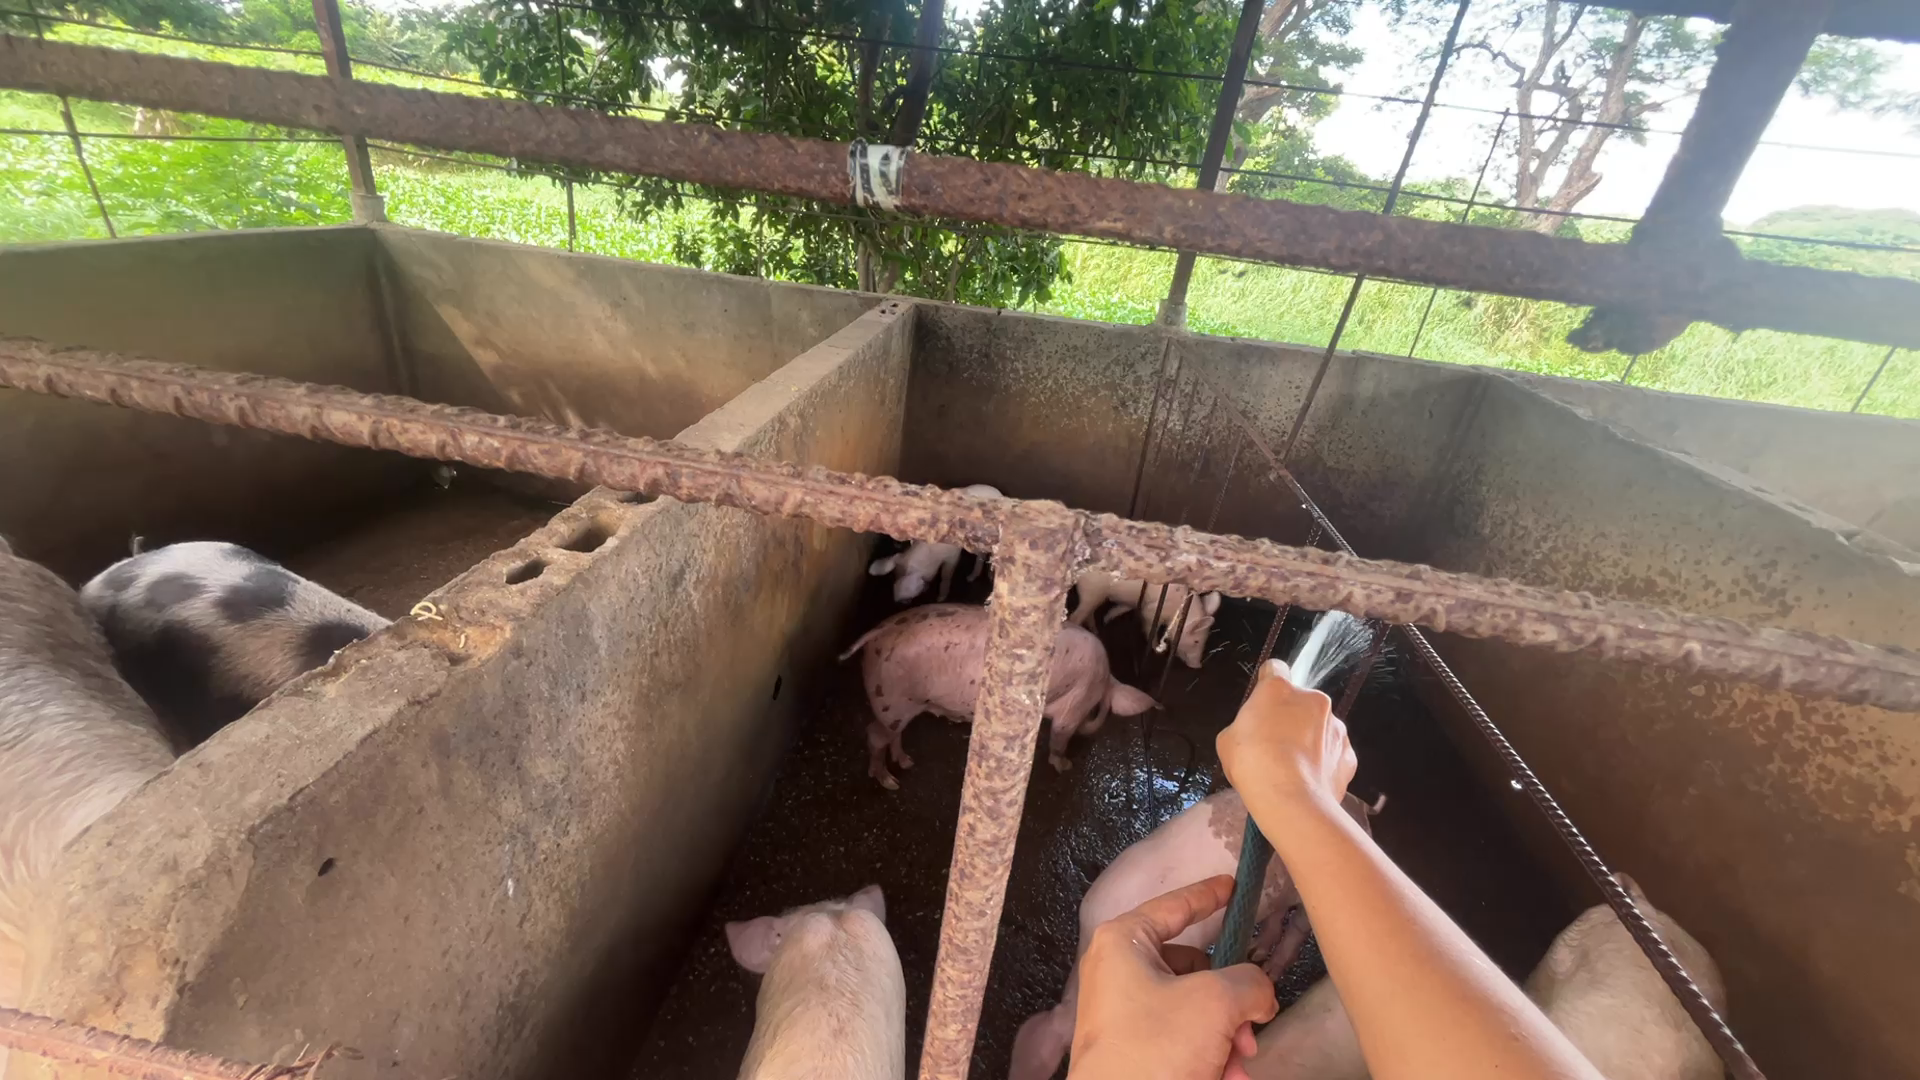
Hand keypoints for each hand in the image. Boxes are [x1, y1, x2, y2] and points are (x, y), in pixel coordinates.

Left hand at [1069, 876, 1278, 1079]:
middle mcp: (1118, 967)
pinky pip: (1181, 1038)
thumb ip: (1248, 982)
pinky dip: (1209, 1056)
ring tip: (1239, 1067)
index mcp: (1124, 940)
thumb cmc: (1156, 1049)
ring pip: (1192, 1008)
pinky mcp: (1130, 1049)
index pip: (1174, 906)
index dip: (1208, 895)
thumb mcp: (1213, 1004)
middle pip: (1192, 967)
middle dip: (1230, 999)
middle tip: (1252, 1027)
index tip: (1234, 885)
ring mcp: (1121, 1010)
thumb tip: (1258, 991)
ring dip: (1226, 1036)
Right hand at [1216, 659, 1355, 813]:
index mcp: (1279, 688)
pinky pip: (1334, 752)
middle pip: (1299, 701)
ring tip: (1294, 768)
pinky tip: (1310, 780)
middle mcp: (1313, 699)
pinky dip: (1324, 762)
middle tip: (1273, 743)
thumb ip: (1246, 726)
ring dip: (1309, 738)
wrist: (1290, 801)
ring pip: (1320, 726)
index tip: (1261, 703)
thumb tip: (1257, 734)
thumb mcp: (1228, 738)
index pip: (1275, 668)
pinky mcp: (1351, 755)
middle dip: (1290, 716)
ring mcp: (1337, 727)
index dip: (1266, 683)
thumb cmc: (1251, 762)